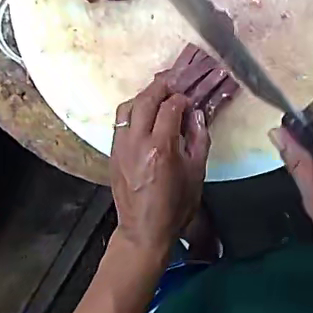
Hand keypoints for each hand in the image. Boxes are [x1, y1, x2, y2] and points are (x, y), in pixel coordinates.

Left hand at [110, 75, 208, 255]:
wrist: (145, 230)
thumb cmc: (177, 205)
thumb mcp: (197, 172)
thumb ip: (199, 139)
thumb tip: (197, 114)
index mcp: (161, 148)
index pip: (170, 108)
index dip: (182, 99)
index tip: (190, 100)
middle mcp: (137, 143)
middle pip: (145, 100)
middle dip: (161, 87)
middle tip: (174, 83)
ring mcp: (121, 147)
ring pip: (127, 107)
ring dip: (143, 97)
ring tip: (158, 95)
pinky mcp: (112, 153)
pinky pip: (120, 122)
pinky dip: (133, 112)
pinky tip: (145, 115)